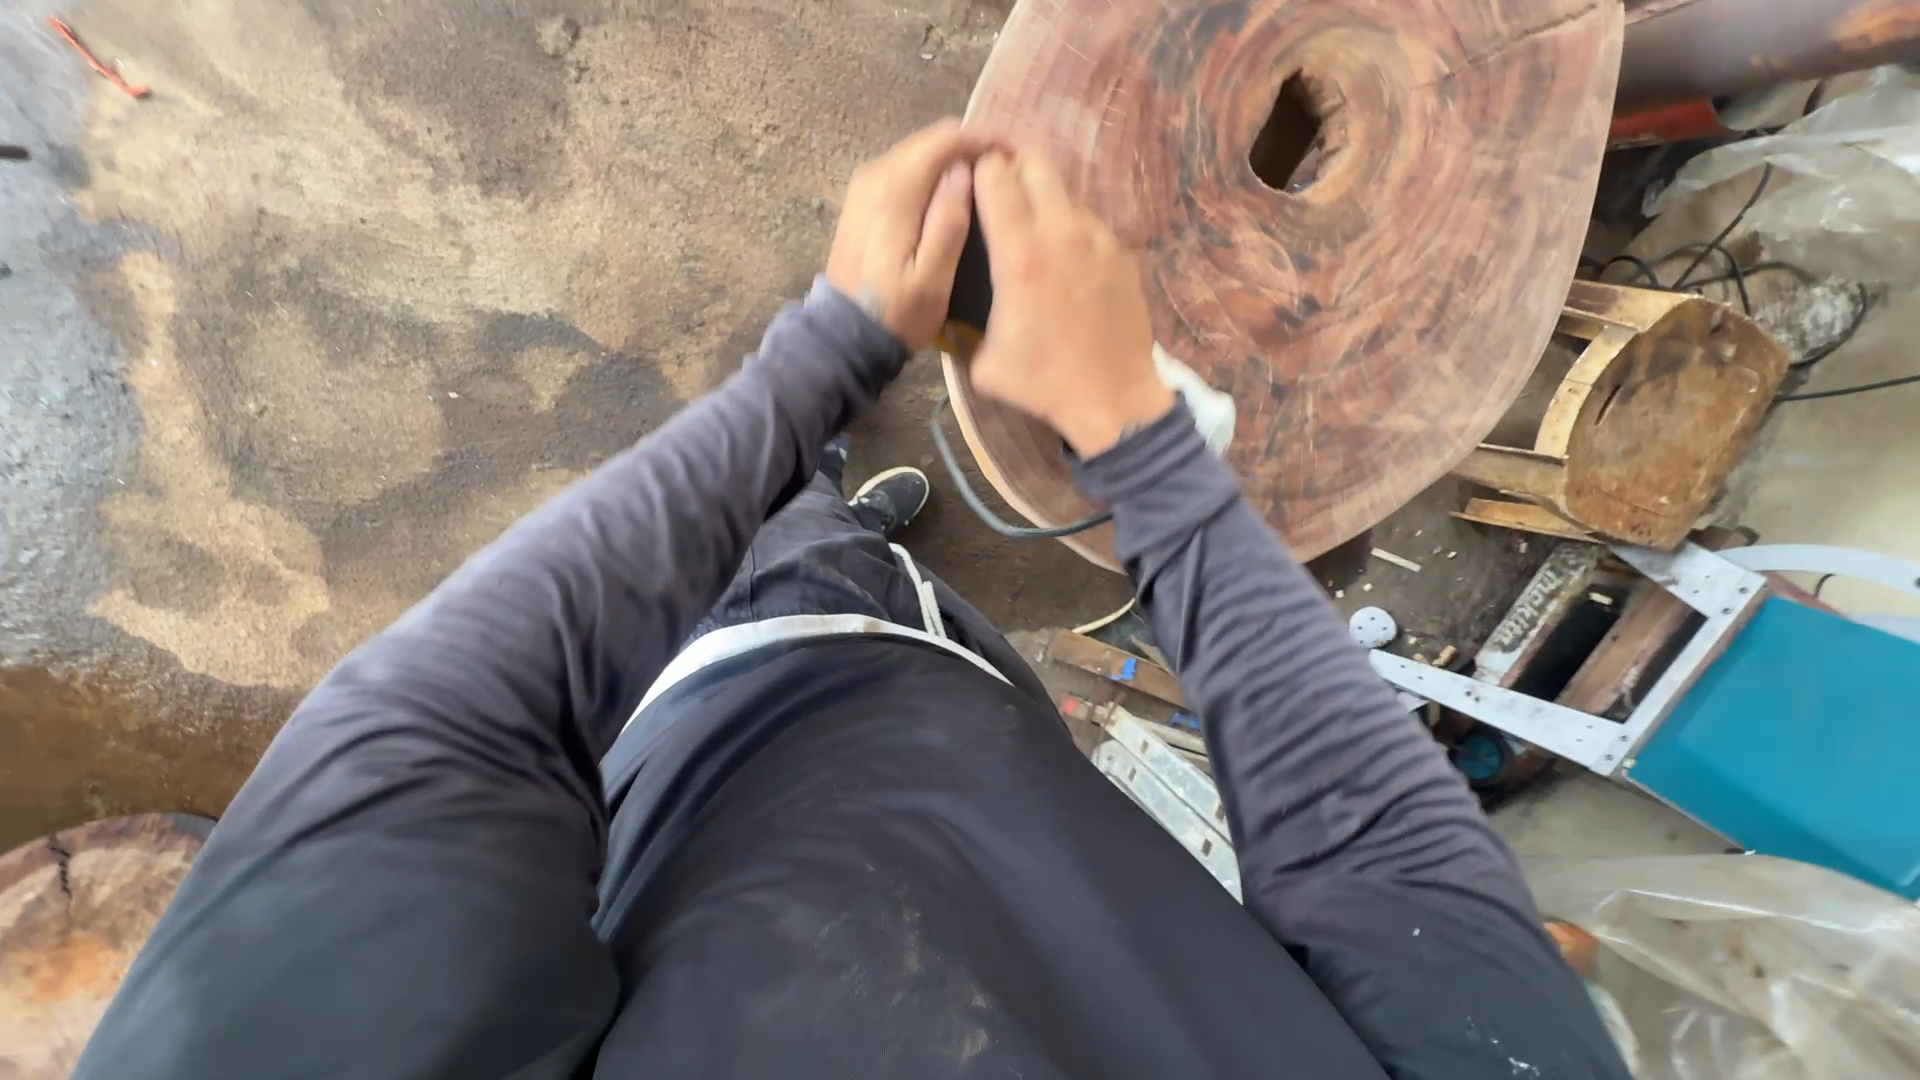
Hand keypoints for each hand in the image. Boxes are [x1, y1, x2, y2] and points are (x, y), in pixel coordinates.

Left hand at [825, 118, 999, 350]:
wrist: (844, 338)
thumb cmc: (896, 314)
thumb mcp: (933, 279)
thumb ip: (949, 222)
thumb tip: (964, 172)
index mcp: (896, 189)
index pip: (946, 139)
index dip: (984, 140)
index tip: (1014, 156)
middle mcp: (875, 176)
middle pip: (930, 143)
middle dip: (969, 149)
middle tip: (1004, 172)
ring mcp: (863, 189)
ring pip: (916, 156)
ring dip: (950, 163)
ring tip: (982, 185)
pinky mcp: (861, 204)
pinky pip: (902, 174)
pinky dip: (930, 178)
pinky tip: (948, 199)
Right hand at [969, 151, 1173, 456]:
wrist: (1113, 397)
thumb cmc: (1043, 383)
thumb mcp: (985, 365)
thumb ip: (965, 330)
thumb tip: (954, 319)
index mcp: (1019, 255)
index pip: (994, 176)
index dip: (978, 171)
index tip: (970, 182)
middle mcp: (1060, 232)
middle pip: (1035, 161)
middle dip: (1012, 166)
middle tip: (1000, 189)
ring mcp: (1097, 239)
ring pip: (1065, 193)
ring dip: (1045, 201)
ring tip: (1034, 233)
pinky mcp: (1121, 252)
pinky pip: (1089, 225)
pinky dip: (1072, 231)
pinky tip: (1066, 264)